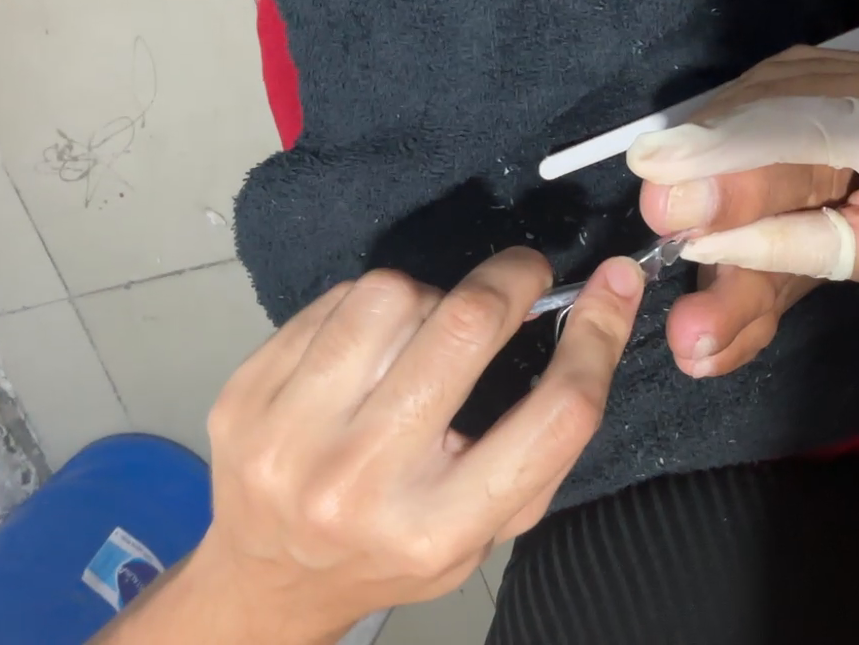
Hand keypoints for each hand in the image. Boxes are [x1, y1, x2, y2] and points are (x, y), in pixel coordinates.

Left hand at [179, 250, 644, 642]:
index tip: (614, 283)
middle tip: (522, 277)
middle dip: (511, 279)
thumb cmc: (403, 544)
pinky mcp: (244, 395)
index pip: (555, 413)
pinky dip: (374, 305)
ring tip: (431, 327)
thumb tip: (608, 296)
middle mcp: (361, 486)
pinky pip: (338, 299)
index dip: (598, 334)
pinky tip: (372, 345)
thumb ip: (553, 424)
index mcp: (442, 527)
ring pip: (394, 294)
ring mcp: (290, 438)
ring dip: (433, 295)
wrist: (268, 583)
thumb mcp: (495, 519)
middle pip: (465, 326)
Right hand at [630, 48, 858, 374]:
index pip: (787, 125)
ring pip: (782, 76)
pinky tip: (726, 130)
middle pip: (777, 89)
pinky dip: (755, 104)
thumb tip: (696, 243)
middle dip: (710, 130)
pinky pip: (801, 77)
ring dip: (727, 113)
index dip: (714, 148)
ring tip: (682, 153)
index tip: (653, 173)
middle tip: (656, 169)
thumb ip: (784, 243)